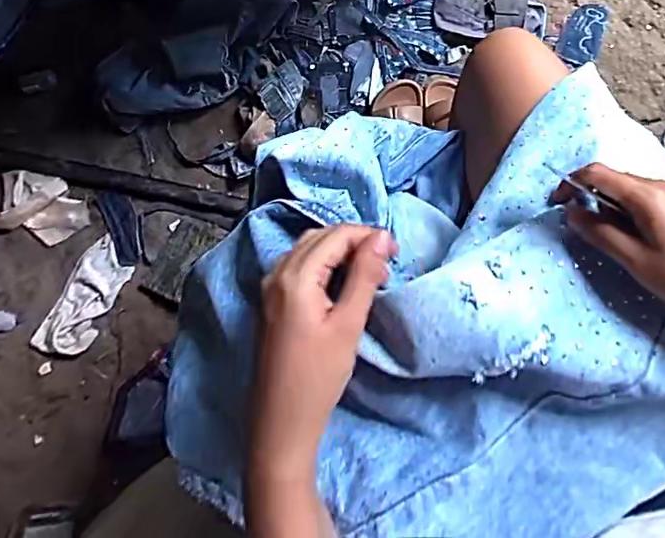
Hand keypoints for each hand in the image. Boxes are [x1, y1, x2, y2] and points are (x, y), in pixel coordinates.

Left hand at [249, 224, 394, 477]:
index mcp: (295, 277)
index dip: (369, 236)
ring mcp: (270, 288)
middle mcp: (277, 274)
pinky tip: (342, 283)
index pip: (337, 235)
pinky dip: (324, 263)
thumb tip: (382, 237)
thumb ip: (364, 275)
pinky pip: (299, 265)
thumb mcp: (348, 324)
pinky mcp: (271, 302)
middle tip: (384, 263)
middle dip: (355, 241)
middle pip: (322, 236)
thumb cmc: (317, 379)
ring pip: (310, 248)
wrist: (279, 428)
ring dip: (340, 250)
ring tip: (368, 272)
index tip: (395, 252)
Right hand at [551, 164, 664, 347]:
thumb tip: (573, 213)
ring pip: (634, 189)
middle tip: (579, 224)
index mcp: (649, 195)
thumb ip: (601, 234)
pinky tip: (638, 237)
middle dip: (592, 195)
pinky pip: (652, 198)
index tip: (556, 202)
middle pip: (616, 178)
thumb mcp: (637, 263)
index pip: (598, 173)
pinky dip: (634, 210)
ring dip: (613, 204)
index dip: (571, 183)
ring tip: (609, 235)